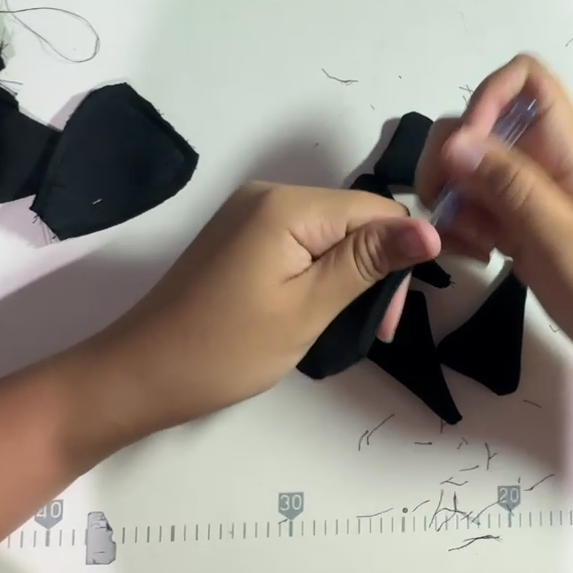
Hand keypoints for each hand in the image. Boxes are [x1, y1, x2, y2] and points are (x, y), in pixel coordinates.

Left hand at [84, 182, 439, 434]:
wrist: (140, 375)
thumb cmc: (226, 349)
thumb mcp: (308, 308)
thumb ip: (369, 262)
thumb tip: (432, 229)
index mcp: (287, 206)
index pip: (375, 209)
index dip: (401, 255)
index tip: (395, 317)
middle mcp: (268, 196)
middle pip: (352, 219)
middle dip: (374, 271)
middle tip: (375, 332)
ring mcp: (249, 217)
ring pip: (329, 235)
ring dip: (348, 278)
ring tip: (342, 328)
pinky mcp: (239, 239)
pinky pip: (300, 245)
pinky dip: (318, 276)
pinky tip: (314, 311)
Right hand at [416, 55, 572, 392]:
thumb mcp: (565, 238)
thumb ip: (511, 186)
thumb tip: (454, 139)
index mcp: (566, 152)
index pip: (526, 81)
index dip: (488, 98)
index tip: (464, 151)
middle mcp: (543, 166)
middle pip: (480, 128)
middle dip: (449, 160)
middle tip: (444, 209)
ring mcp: (530, 201)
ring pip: (469, 173)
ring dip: (452, 201)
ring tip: (468, 246)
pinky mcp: (521, 233)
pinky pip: (477, 212)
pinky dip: (463, 229)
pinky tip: (478, 259)